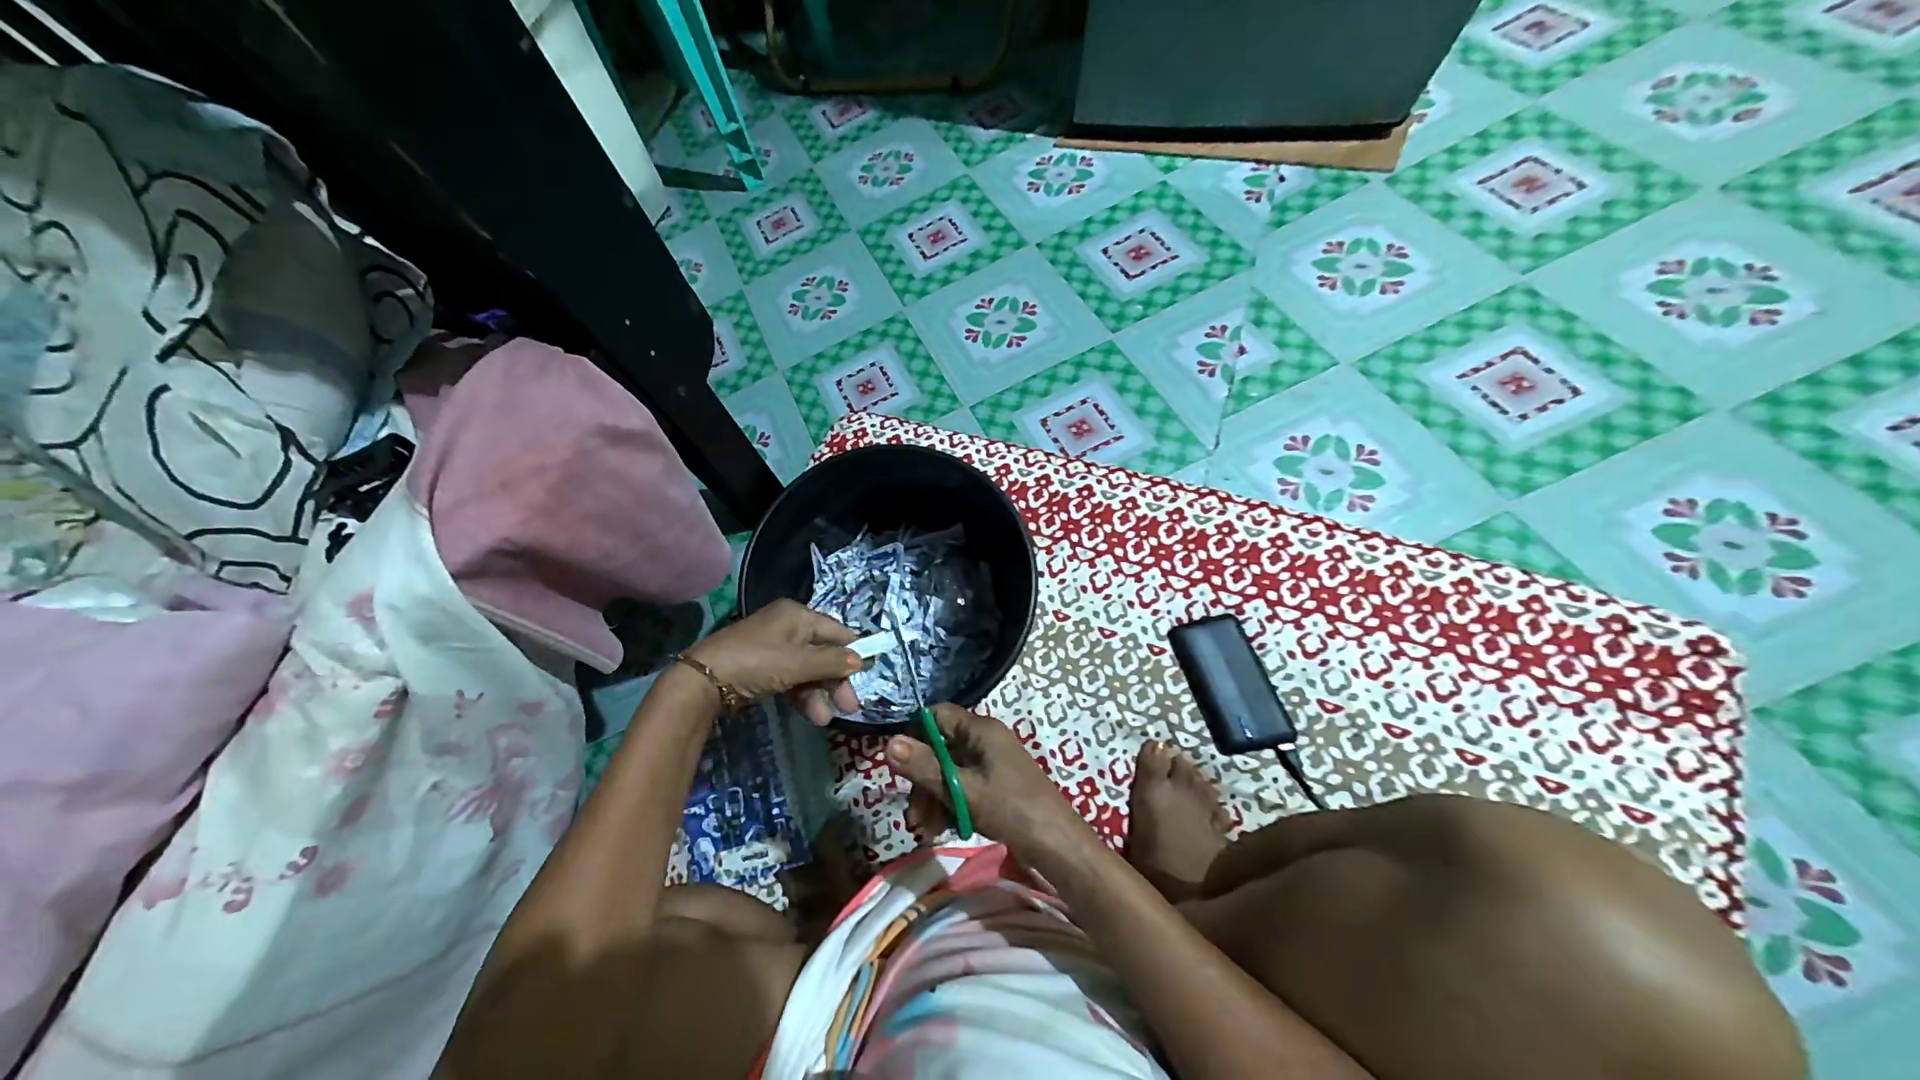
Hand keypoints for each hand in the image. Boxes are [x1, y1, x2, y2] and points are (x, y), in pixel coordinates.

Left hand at [682, 599, 861, 724]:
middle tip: (850, 706)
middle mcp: (788, 626)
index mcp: (798, 615)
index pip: (837, 632)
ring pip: (808, 669)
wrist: (703, 680)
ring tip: (824, 719)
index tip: (869, 674)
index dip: (853, 652)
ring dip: (819, 694)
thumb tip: (861, 660)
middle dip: (836, 681)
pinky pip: (792, 678)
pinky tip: (810, 714)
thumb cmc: (757, 662)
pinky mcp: (763, 667)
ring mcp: (774, 648)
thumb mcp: (799, 663)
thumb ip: (832, 662)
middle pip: (824, 653)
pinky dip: (802, 695)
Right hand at [886, 705, 1096, 860]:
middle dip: (922, 780)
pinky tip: (941, 829)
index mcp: (980, 730)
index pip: (937, 715)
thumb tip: (889, 743)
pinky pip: (962, 787)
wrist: (1056, 843)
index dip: (915, 735)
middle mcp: (985, 740)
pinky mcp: (995, 786)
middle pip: (940, 748)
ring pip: (949, 772)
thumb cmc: (1009, 808)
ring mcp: (991, 764)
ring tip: (925, 830)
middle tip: (913, 815)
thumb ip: (924, 767)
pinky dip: (950, 806)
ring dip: (933, 798)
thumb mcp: (961, 789)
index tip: (900, 765)